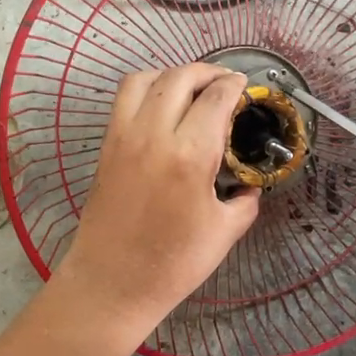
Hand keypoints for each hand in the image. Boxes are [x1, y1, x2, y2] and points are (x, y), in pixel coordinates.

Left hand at [52, 64, 260, 328]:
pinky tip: (161, 106)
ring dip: (172, 75)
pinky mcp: (107, 146)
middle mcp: (153, 135)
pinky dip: (146, 88)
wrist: (112, 283)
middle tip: (224, 83)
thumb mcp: (224, 232)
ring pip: (145, 78)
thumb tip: (249, 185)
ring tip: (191, 88)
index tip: (245, 86)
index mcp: (190, 155)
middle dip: (208, 72)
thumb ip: (244, 200)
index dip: (235, 85)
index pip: (216, 98)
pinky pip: (124, 99)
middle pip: (180, 77)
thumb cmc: (172, 264)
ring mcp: (124, 137)